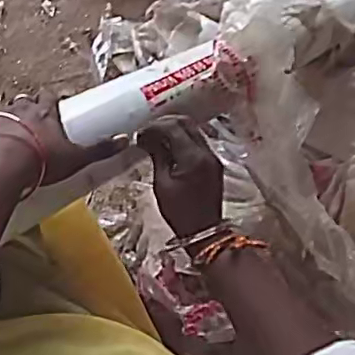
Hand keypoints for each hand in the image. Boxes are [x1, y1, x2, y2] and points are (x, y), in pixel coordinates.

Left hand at [0, 95, 126, 190]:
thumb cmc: (40, 159)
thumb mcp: (76, 158)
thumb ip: (100, 150)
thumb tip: (125, 142)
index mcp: (45, 111)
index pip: (51, 97)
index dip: (54, 102)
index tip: (58, 110)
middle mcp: (21, 109)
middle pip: (26, 101)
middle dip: (30, 109)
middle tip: (35, 125)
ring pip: (4, 113)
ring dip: (9, 122)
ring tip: (13, 139)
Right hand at [138, 116, 224, 236]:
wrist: (204, 231)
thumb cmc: (180, 212)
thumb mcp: (162, 185)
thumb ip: (158, 156)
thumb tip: (147, 138)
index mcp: (193, 158)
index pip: (173, 128)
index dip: (154, 127)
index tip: (140, 134)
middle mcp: (207, 152)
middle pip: (186, 123)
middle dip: (165, 123)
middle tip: (147, 132)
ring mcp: (213, 156)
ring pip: (193, 130)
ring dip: (174, 129)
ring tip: (156, 138)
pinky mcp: (214, 162)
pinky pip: (198, 141)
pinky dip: (183, 138)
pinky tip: (169, 146)